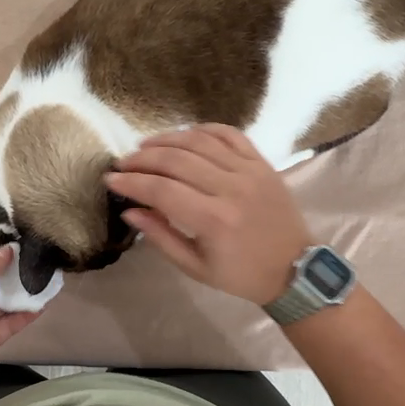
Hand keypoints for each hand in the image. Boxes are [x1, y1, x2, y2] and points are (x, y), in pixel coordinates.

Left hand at [0, 248, 42, 399]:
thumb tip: (8, 249)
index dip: (0, 259)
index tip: (26, 251)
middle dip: (14, 277)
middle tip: (41, 266)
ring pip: (3, 305)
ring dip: (22, 296)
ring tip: (46, 284)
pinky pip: (8, 325)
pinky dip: (24, 317)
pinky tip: (42, 307)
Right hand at [106, 125, 314, 304]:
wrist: (293, 269)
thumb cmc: (240, 275)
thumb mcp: (194, 267)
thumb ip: (160, 236)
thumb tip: (130, 210)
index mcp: (214, 220)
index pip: (162, 191)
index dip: (132, 183)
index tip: (110, 180)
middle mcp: (231, 189)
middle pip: (177, 161)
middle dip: (142, 159)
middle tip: (122, 163)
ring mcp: (250, 171)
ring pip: (200, 141)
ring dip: (167, 140)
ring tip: (145, 147)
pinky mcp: (262, 163)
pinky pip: (230, 134)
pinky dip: (203, 130)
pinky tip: (183, 136)